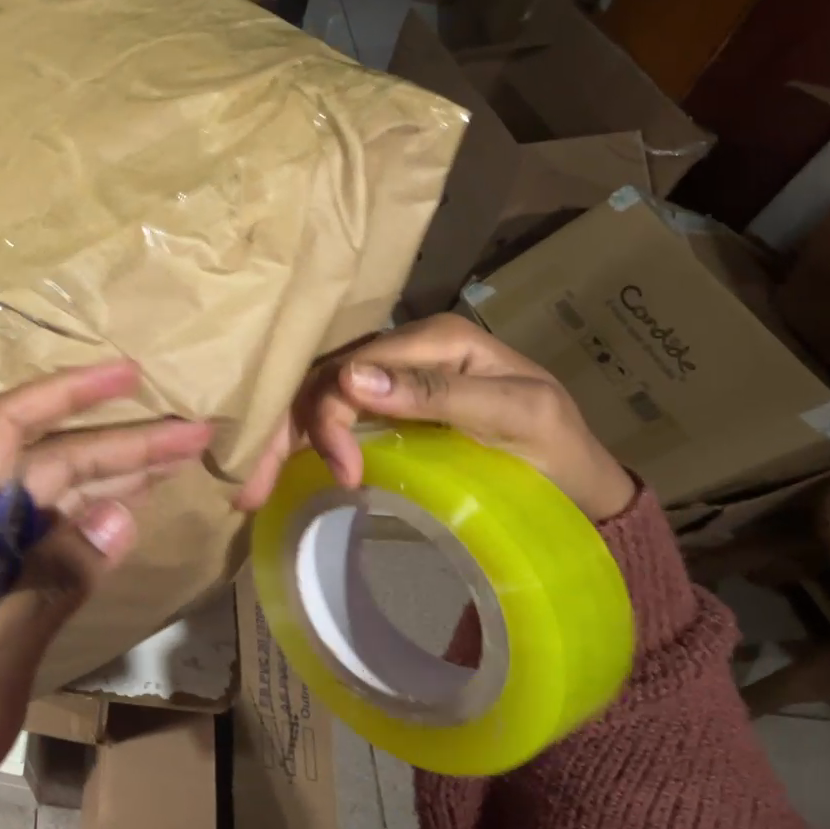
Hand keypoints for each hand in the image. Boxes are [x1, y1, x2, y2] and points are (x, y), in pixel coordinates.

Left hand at [0, 362, 212, 828]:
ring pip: (47, 496)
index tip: (128, 374)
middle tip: (196, 431)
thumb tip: (120, 514)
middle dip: (115, 441)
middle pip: (40, 463)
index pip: (2, 432)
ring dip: (110, 474)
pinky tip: (131, 508)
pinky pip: (42, 538)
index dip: (62, 394)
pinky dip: (89, 520)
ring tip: (182, 456)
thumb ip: (49, 587)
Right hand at [236, 314, 634, 521]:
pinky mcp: (378, 409)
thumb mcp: (514, 414)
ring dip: (278, 443)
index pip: (351, 366)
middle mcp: (397, 350)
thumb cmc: (557, 448)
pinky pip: (325, 418)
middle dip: (281, 432)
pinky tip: (274, 471)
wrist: (578, 486)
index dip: (329, 415)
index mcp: (430, 338)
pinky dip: (296, 446)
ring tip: (251, 490)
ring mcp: (384, 379)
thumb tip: (349, 379)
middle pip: (319, 380)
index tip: (341, 474)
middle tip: (252, 488)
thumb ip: (434, 394)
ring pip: (310, 399)